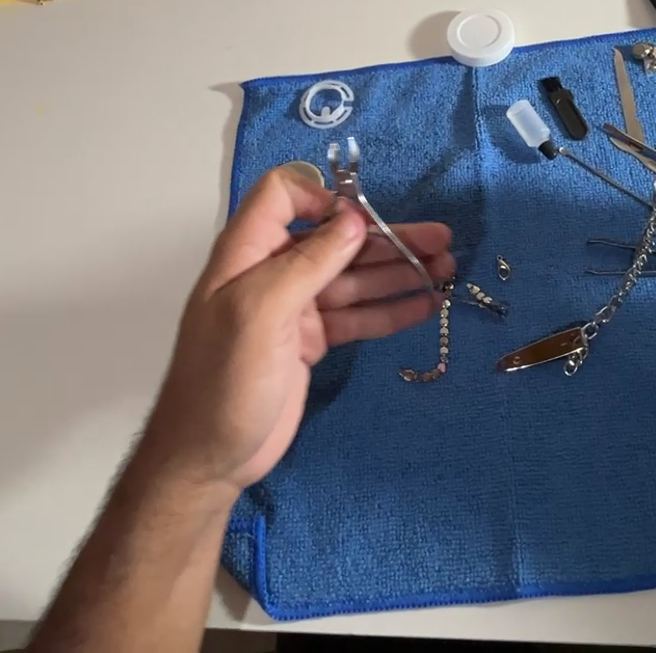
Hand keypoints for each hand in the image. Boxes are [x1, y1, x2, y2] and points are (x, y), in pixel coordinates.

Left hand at [136, 165, 451, 497]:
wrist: (208, 459)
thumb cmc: (224, 380)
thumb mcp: (260, 312)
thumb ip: (308, 262)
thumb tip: (353, 220)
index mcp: (249, 252)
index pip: (283, 196)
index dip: (323, 198)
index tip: (362, 221)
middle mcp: (274, 271)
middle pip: (337, 239)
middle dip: (389, 238)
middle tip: (442, 242)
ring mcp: (296, 307)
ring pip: (355, 277)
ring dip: (400, 272)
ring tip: (447, 271)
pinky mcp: (312, 340)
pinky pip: (358, 315)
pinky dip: (391, 309)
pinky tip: (427, 305)